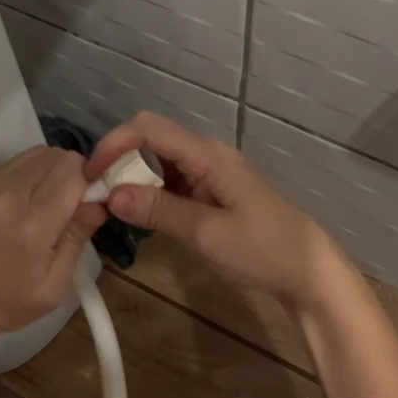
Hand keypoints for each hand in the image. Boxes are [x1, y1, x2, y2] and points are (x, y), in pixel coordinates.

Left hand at [0, 146, 107, 340]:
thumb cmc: (4, 302)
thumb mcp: (52, 286)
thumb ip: (77, 238)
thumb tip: (98, 202)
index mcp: (33, 224)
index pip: (75, 172)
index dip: (88, 183)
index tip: (86, 202)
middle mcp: (10, 194)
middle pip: (58, 156)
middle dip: (71, 174)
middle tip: (67, 203)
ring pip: (37, 152)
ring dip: (49, 170)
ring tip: (44, 199)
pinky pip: (14, 160)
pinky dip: (27, 172)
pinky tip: (21, 198)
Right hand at [87, 113, 338, 309]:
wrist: (307, 269)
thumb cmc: (261, 249)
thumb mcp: (206, 234)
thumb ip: (158, 211)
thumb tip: (110, 193)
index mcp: (206, 155)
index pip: (149, 128)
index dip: (115, 144)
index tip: (90, 176)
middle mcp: (206, 154)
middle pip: (151, 138)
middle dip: (119, 159)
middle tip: (95, 194)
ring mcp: (210, 171)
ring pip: (159, 159)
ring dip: (134, 176)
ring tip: (112, 206)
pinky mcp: (211, 189)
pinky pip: (172, 178)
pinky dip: (151, 190)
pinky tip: (141, 214)